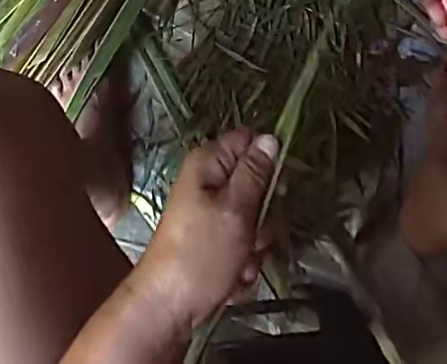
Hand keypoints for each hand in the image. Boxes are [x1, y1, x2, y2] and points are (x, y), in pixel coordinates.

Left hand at [131, 130, 277, 329]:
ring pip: (253, 215)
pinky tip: (236, 275)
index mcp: (208, 162)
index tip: (278, 188)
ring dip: (256, 241)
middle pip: (255, 182)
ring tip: (243, 259)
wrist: (167, 308)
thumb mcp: (235, 210)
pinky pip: (242, 239)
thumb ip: (255, 173)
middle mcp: (207, 180)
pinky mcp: (212, 237)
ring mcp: (209, 210)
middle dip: (264, 213)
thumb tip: (271, 137)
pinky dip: (244, 258)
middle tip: (256, 233)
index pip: (248, 141)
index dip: (268, 161)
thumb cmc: (201, 254)